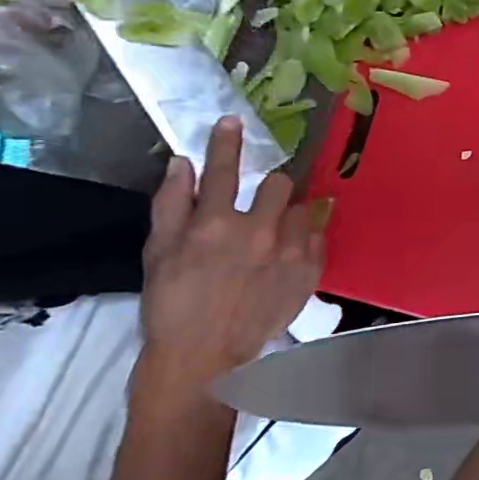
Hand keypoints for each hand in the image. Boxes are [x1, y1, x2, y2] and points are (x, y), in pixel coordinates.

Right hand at [139, 117, 327, 388]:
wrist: (203, 357)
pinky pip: (319, 237)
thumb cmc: (172, 304)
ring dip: (291, 214)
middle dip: (271, 188)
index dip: (227, 142)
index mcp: (215, 225)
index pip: (225, 170)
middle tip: (260, 204)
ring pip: (305, 209)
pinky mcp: (310, 271)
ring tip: (275, 233)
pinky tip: (288, 251)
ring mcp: (289, 252)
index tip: (232, 122)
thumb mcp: (159, 252)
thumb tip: (183, 163)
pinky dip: (306, 238)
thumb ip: (171, 203)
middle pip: (281, 184)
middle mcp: (258, 232)